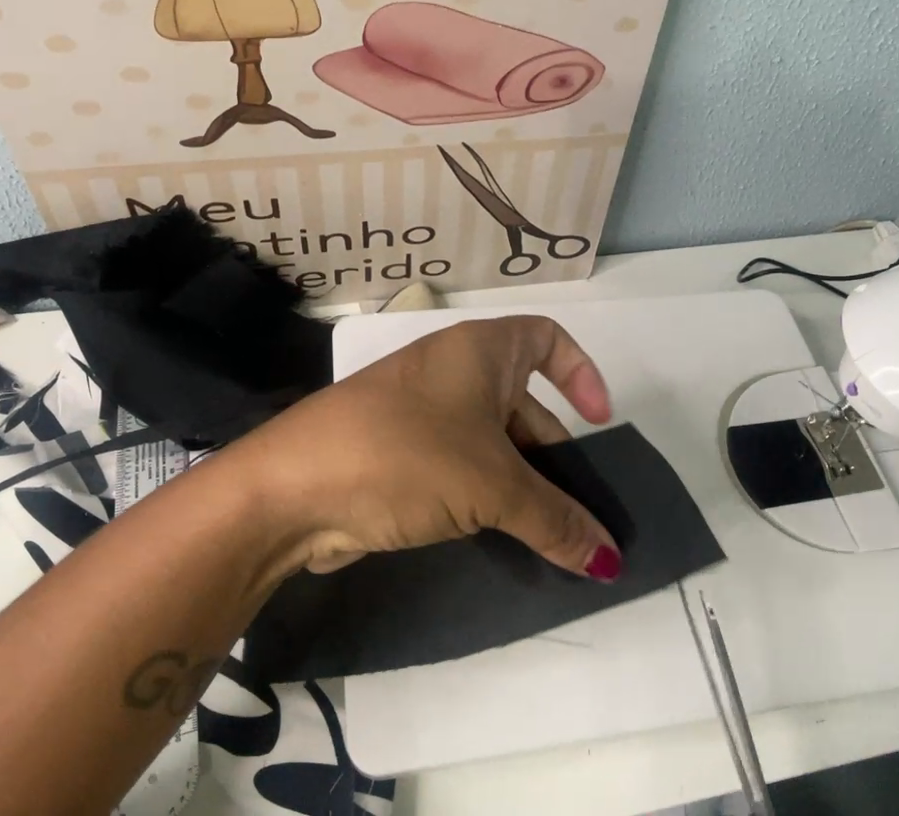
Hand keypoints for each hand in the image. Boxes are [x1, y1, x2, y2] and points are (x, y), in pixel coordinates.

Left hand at [225, 317, 623, 581]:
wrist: (290, 491)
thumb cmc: (404, 456)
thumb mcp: (491, 486)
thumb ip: (555, 520)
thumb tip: (609, 560)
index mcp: (478, 351)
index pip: (547, 337)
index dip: (581, 372)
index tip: (598, 424)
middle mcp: (452, 374)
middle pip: (525, 404)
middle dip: (556, 456)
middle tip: (583, 511)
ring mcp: (421, 416)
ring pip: (493, 445)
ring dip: (524, 488)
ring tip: (556, 538)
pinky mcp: (399, 458)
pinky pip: (461, 471)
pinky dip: (487, 501)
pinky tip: (507, 542)